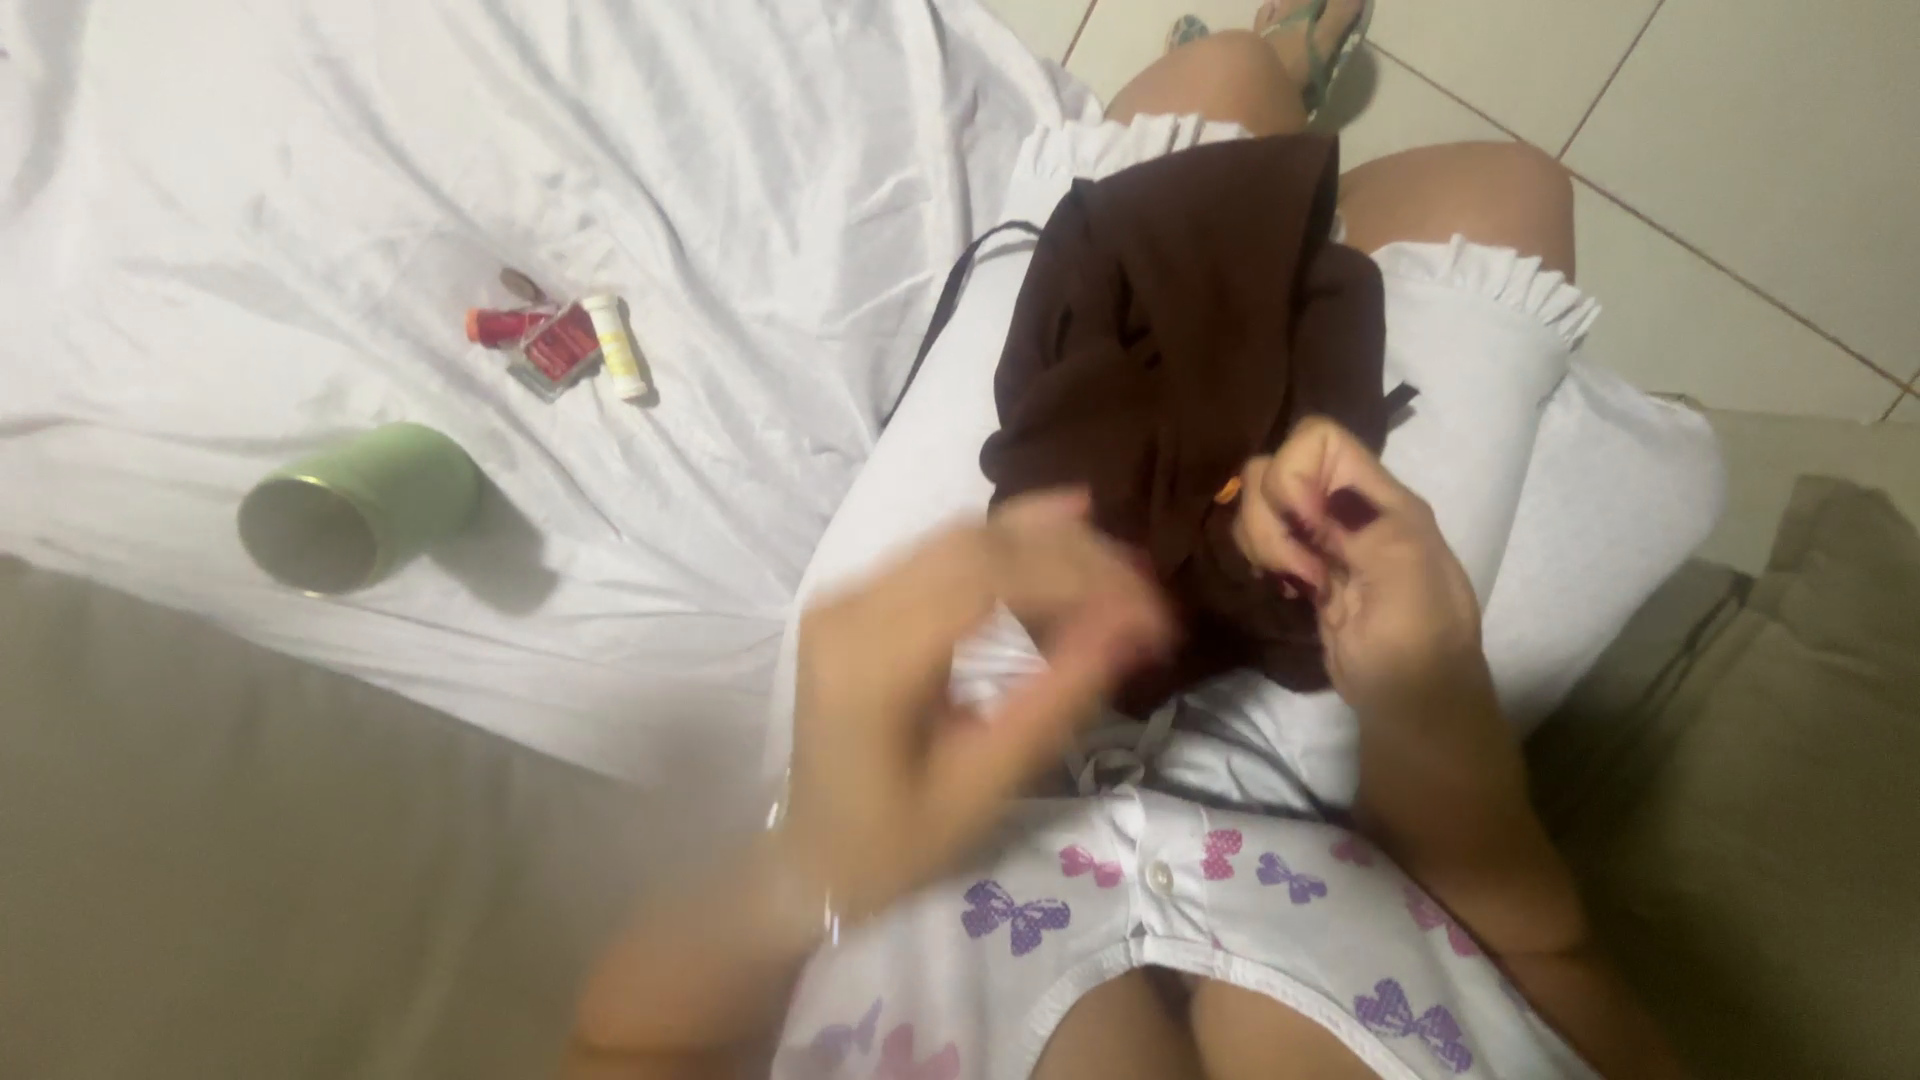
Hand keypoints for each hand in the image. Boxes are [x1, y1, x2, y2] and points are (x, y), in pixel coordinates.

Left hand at [782, 490, 1173, 922]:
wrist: (810, 856)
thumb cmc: (893, 846)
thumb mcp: (983, 787)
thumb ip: (1055, 699)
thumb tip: (1131, 626)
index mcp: (871, 662)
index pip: (989, 581)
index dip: (1081, 580)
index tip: (1154, 614)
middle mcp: (849, 607)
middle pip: (978, 546)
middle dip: (1073, 556)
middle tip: (1147, 591)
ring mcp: (847, 594)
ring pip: (963, 537)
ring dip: (1047, 545)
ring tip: (1121, 568)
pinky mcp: (858, 596)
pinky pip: (941, 552)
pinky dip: (1008, 544)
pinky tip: (1061, 525)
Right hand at [1230, 417, 1489, 718]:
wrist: (1412, 708)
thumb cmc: (1417, 650)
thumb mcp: (1408, 586)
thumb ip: (1366, 528)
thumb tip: (1316, 493)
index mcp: (1381, 501)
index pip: (1318, 440)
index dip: (1292, 475)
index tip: (1302, 527)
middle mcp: (1348, 508)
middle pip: (1274, 470)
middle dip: (1268, 517)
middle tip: (1299, 567)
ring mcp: (1323, 538)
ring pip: (1260, 504)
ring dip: (1261, 541)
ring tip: (1295, 581)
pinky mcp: (1304, 567)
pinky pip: (1263, 538)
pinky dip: (1261, 557)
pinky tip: (1285, 587)